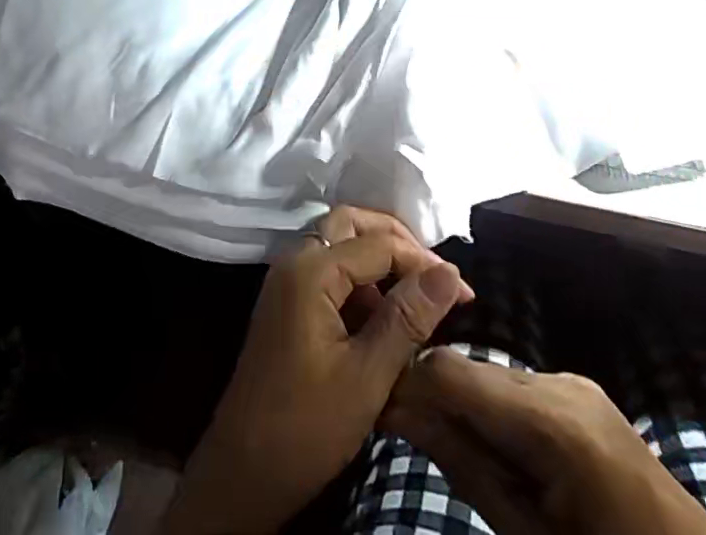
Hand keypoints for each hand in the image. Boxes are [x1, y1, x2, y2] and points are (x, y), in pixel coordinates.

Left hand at [160, 207, 473, 534]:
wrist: (241, 479)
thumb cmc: (305, 429)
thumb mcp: (368, 375)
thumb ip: (408, 317)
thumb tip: (451, 272)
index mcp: (309, 272)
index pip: (380, 243)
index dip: (426, 263)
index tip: (464, 295)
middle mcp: (294, 264)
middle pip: (353, 225)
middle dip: (400, 242)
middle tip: (436, 277)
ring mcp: (287, 284)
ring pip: (341, 245)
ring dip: (382, 261)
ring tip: (419, 298)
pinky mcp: (289, 306)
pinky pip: (331, 272)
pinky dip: (363, 282)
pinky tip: (387, 316)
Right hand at [383, 348, 705, 534]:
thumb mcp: (522, 530)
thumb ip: (461, 463)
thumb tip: (397, 411)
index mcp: (549, 418)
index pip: (449, 371)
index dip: (404, 384)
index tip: (373, 411)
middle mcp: (560, 382)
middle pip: (470, 370)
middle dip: (429, 395)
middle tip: (398, 434)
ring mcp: (575, 382)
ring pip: (491, 377)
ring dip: (460, 404)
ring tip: (443, 447)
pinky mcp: (581, 391)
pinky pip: (518, 389)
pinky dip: (491, 411)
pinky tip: (489, 448)